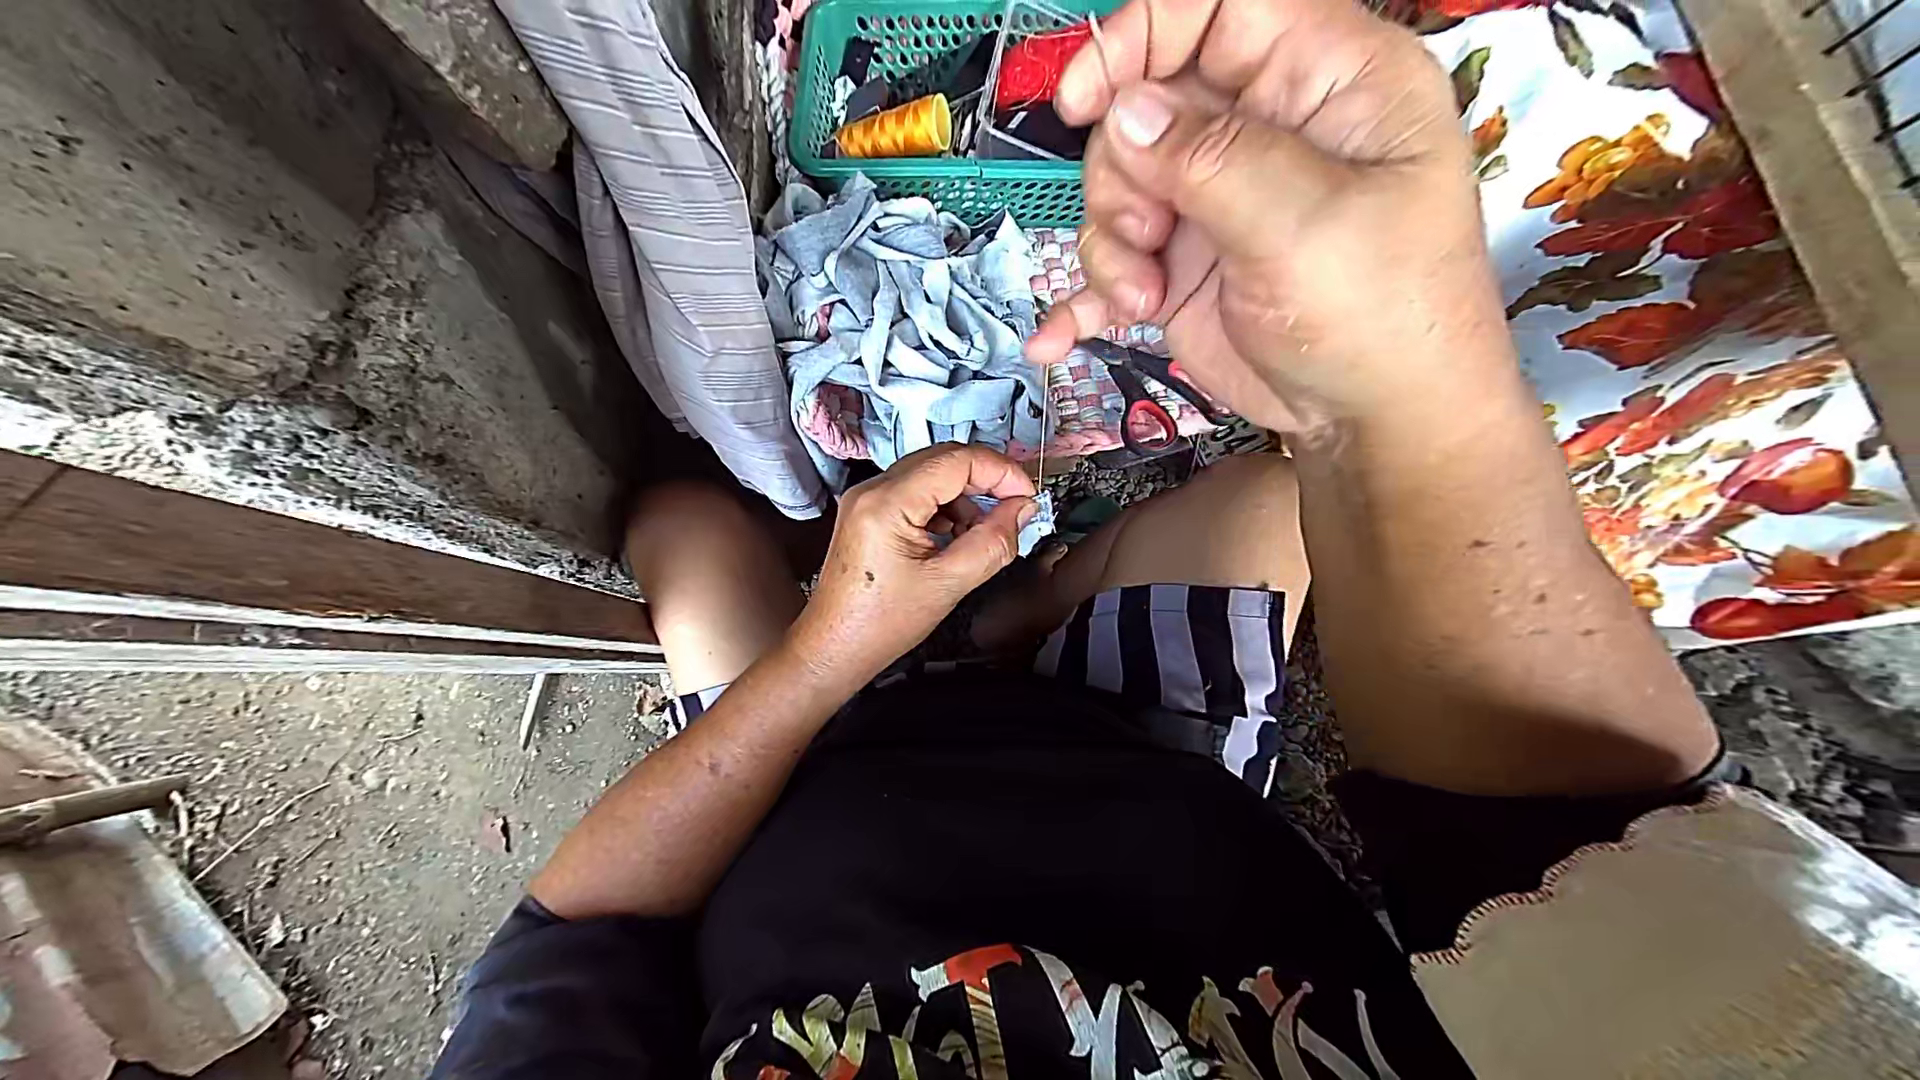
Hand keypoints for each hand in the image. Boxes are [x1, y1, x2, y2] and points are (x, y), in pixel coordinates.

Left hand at [790, 443, 1036, 682]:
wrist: (836, 646)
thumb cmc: (878, 624)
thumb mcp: (949, 583)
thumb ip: (994, 541)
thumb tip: (1021, 510)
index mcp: (886, 503)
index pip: (957, 461)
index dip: (1001, 472)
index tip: (1026, 493)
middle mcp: (872, 490)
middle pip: (945, 460)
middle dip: (987, 480)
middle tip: (1016, 506)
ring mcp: (868, 499)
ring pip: (934, 474)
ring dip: (967, 496)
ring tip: (982, 532)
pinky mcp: (871, 511)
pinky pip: (919, 492)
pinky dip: (947, 507)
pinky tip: (958, 536)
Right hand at [1026, 0, 1519, 437]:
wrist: (1362, 416)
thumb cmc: (1376, 313)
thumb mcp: (1305, 225)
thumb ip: (1214, 161)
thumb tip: (1126, 113)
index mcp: (1319, 83)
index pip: (1216, 12)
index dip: (1139, 38)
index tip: (1081, 99)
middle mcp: (1256, 138)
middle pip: (1144, 114)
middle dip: (1124, 180)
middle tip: (1148, 238)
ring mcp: (1210, 210)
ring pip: (1116, 196)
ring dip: (1111, 250)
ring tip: (1145, 299)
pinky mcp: (1179, 272)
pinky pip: (1111, 271)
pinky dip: (1082, 302)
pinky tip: (1055, 338)